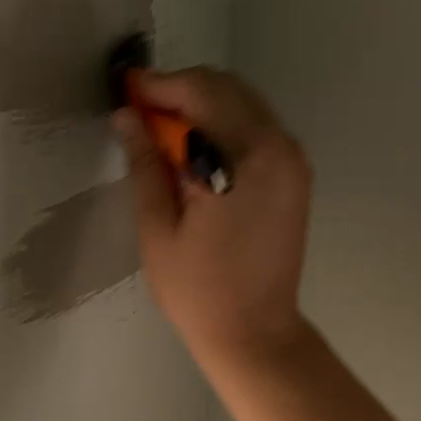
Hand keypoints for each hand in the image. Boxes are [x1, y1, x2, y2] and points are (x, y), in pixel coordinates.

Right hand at [114, 67, 313, 359]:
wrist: (254, 333)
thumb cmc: (198, 291)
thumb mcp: (158, 230)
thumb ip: (146, 166)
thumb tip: (128, 118)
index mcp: (244, 158)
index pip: (200, 93)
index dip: (159, 86)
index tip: (126, 89)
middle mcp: (277, 147)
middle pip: (227, 89)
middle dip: (181, 92)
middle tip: (140, 112)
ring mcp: (292, 160)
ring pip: (245, 105)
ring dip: (203, 107)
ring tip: (162, 134)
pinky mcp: (295, 177)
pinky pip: (257, 130)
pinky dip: (224, 127)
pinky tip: (194, 153)